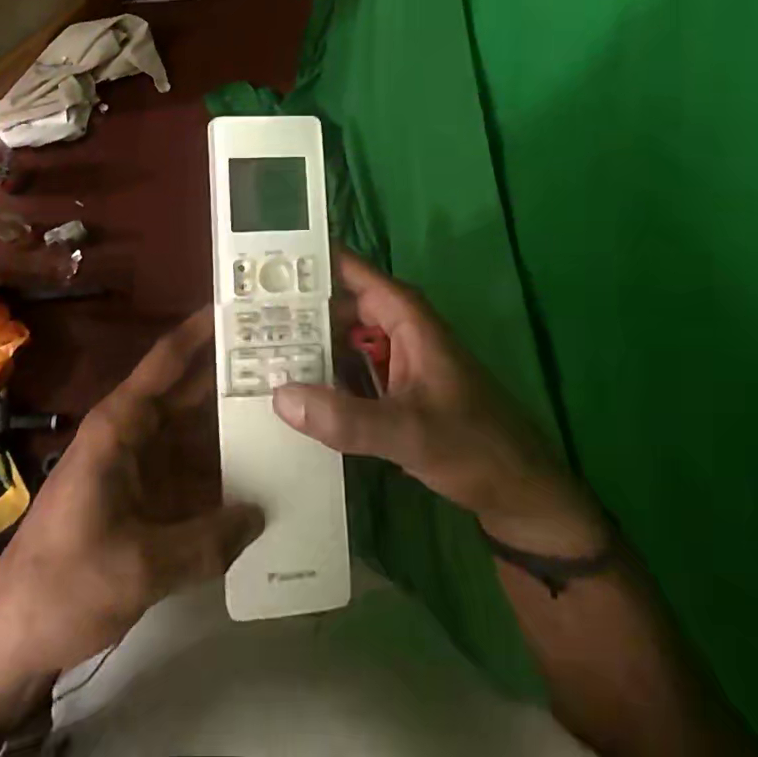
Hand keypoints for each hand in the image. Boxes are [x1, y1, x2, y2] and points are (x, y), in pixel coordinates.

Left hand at [0, 312, 263, 732]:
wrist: (17, 631)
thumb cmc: (66, 583)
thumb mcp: (140, 565)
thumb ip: (206, 540)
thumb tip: (260, 515)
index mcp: (117, 429)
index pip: (164, 365)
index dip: (201, 333)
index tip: (243, 305)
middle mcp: (128, 439)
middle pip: (188, 397)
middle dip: (234, 379)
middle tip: (296, 362)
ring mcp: (137, 471)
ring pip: (194, 438)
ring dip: (235, 431)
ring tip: (298, 418)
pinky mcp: (143, 503)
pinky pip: (192, 478)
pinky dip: (224, 479)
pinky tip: (270, 483)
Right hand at [273, 252, 607, 557]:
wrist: (521, 500)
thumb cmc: (477, 451)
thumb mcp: (411, 433)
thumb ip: (348, 418)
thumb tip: (279, 396)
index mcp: (408, 322)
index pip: (352, 273)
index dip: (310, 262)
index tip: (260, 257)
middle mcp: (395, 333)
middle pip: (335, 304)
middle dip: (291, 304)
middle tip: (237, 308)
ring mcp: (391, 363)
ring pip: (336, 337)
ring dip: (298, 339)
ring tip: (245, 340)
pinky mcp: (386, 391)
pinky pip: (341, 369)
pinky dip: (313, 371)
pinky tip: (281, 382)